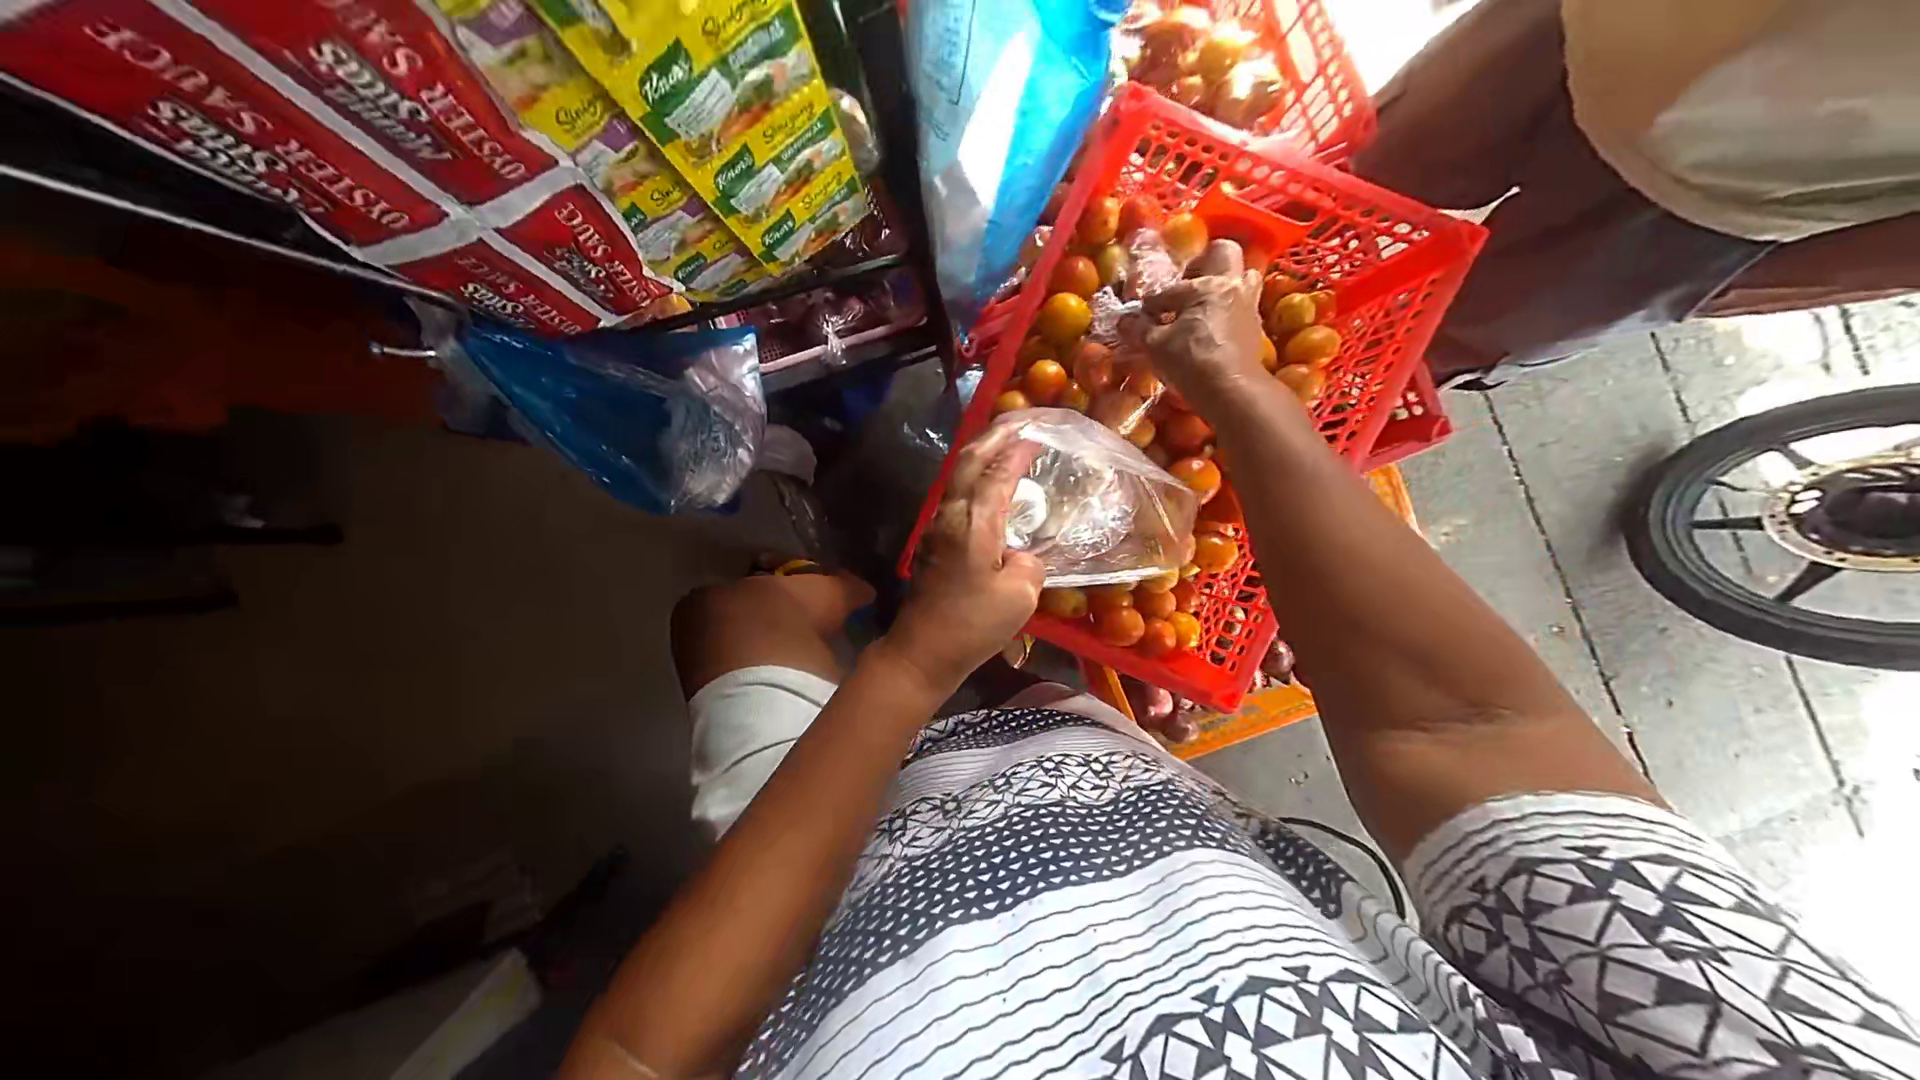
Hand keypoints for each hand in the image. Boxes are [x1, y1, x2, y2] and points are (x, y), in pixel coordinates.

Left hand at [886, 426, 1045, 695]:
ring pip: (958, 480)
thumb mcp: (1020, 597)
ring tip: (1004, 447)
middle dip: (992, 438)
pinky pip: (956, 500)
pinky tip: (989, 492)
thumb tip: (1020, 554)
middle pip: (967, 463)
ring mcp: (935, 529)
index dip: (1017, 453)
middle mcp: (950, 517)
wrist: (922, 651)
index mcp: (972, 524)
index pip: (997, 475)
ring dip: (980, 458)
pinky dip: (974, 484)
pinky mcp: (931, 545)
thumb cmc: (973, 625)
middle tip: (1015, 423)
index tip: (1035, 436)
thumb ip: (1029, 564)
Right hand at [1141, 240, 1267, 410]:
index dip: (1151, 304)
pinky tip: (1210, 330)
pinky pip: (1240, 306)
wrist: (1232, 392)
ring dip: (1223, 286)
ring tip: (1201, 307)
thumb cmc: (1191, 362)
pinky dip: (1226, 311)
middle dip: (1203, 264)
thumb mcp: (1156, 346)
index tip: (1141, 318)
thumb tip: (1124, 321)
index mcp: (1206, 286)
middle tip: (1185, 286)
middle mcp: (1232, 287)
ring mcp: (1248, 306)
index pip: (1170, 289)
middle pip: (1224, 254)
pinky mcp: (1254, 328)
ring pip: (1240, 278)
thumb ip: (1138, 329)